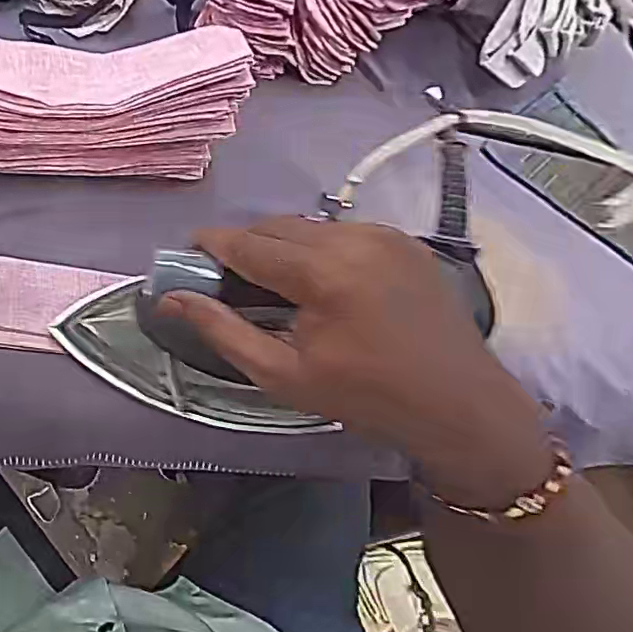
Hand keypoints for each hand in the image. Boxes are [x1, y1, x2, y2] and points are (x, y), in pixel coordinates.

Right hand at [153, 217, 551, 505]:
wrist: (460, 404)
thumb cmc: (366, 397)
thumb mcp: (282, 374)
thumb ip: (222, 330)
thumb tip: (172, 299)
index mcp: (324, 273)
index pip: (247, 243)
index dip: (210, 245)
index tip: (188, 255)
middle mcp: (354, 239)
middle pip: (275, 227)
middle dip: (243, 246)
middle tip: (227, 280)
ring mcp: (384, 235)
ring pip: (307, 227)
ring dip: (279, 247)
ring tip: (273, 286)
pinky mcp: (403, 240)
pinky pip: (340, 232)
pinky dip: (315, 249)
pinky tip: (317, 284)